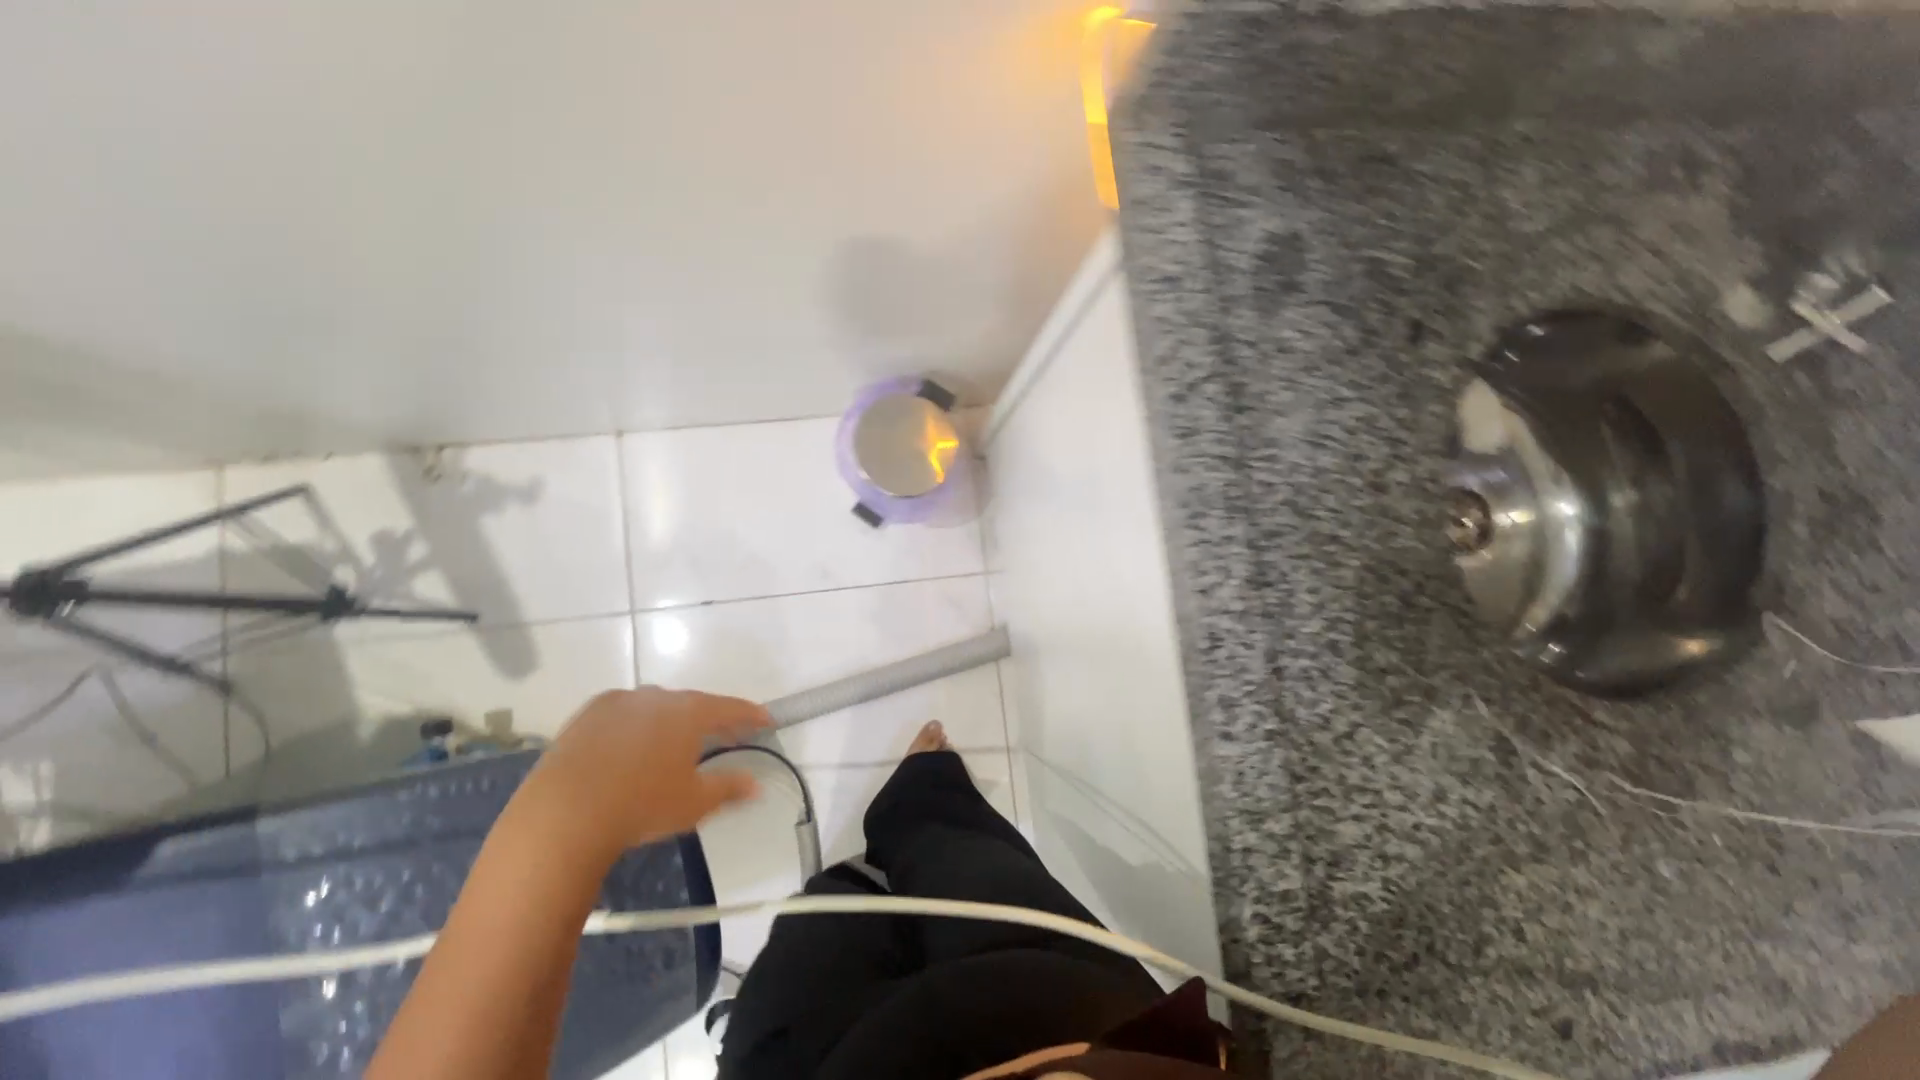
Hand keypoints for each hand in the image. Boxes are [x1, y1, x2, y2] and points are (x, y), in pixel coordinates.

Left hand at [519, 687, 770, 857]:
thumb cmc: (642, 805)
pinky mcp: (586, 716)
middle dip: (711, 719)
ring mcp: (617, 702)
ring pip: (655, 707)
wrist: (565, 813)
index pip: (729, 707)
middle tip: (724, 737)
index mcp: (688, 712)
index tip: (767, 720)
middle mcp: (655, 697)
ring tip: (676, 744)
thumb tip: (756, 784)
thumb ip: (729, 788)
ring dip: (671, 721)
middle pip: (692, 704)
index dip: (750, 715)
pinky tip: (633, 747)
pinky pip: (623, 714)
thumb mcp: (695, 803)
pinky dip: (637, 725)